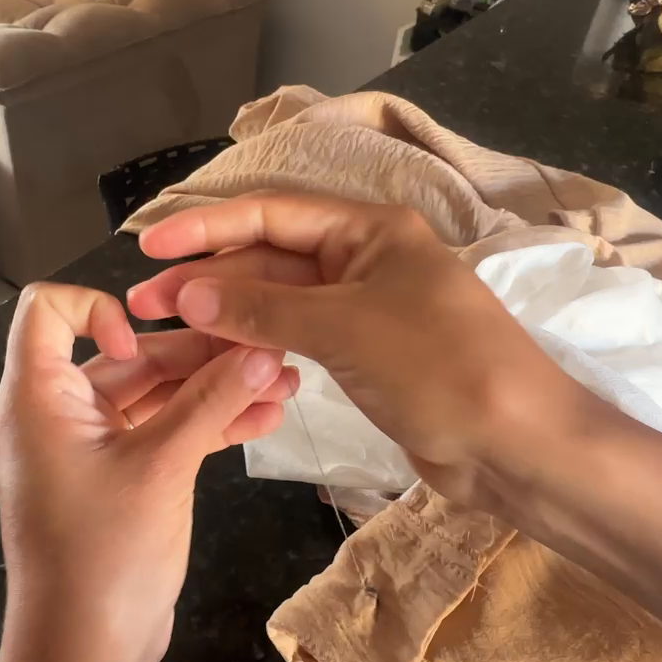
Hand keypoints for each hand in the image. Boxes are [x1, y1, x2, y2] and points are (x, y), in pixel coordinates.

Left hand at [0, 282, 295, 661]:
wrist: (85, 661)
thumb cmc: (104, 556)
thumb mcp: (162, 468)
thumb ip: (212, 401)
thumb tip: (265, 349)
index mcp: (40, 397)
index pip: (48, 310)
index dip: (97, 308)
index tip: (143, 341)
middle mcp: (63, 412)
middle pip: (130, 354)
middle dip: (200, 353)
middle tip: (270, 349)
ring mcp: (96, 447)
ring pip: (159, 396)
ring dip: (217, 390)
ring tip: (286, 385)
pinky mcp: (126, 478)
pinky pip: (168, 434)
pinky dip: (209, 426)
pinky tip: (266, 422)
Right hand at [126, 194, 608, 521]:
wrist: (516, 446)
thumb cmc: (440, 368)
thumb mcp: (346, 328)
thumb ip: (263, 308)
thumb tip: (188, 292)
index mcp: (369, 231)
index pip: (272, 215)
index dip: (206, 227)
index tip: (149, 244)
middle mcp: (364, 259)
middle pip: (270, 259)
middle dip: (208, 277)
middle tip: (145, 301)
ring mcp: (364, 309)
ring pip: (280, 301)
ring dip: (227, 312)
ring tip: (169, 329)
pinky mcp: (363, 354)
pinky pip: (298, 336)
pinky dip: (259, 342)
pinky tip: (220, 352)